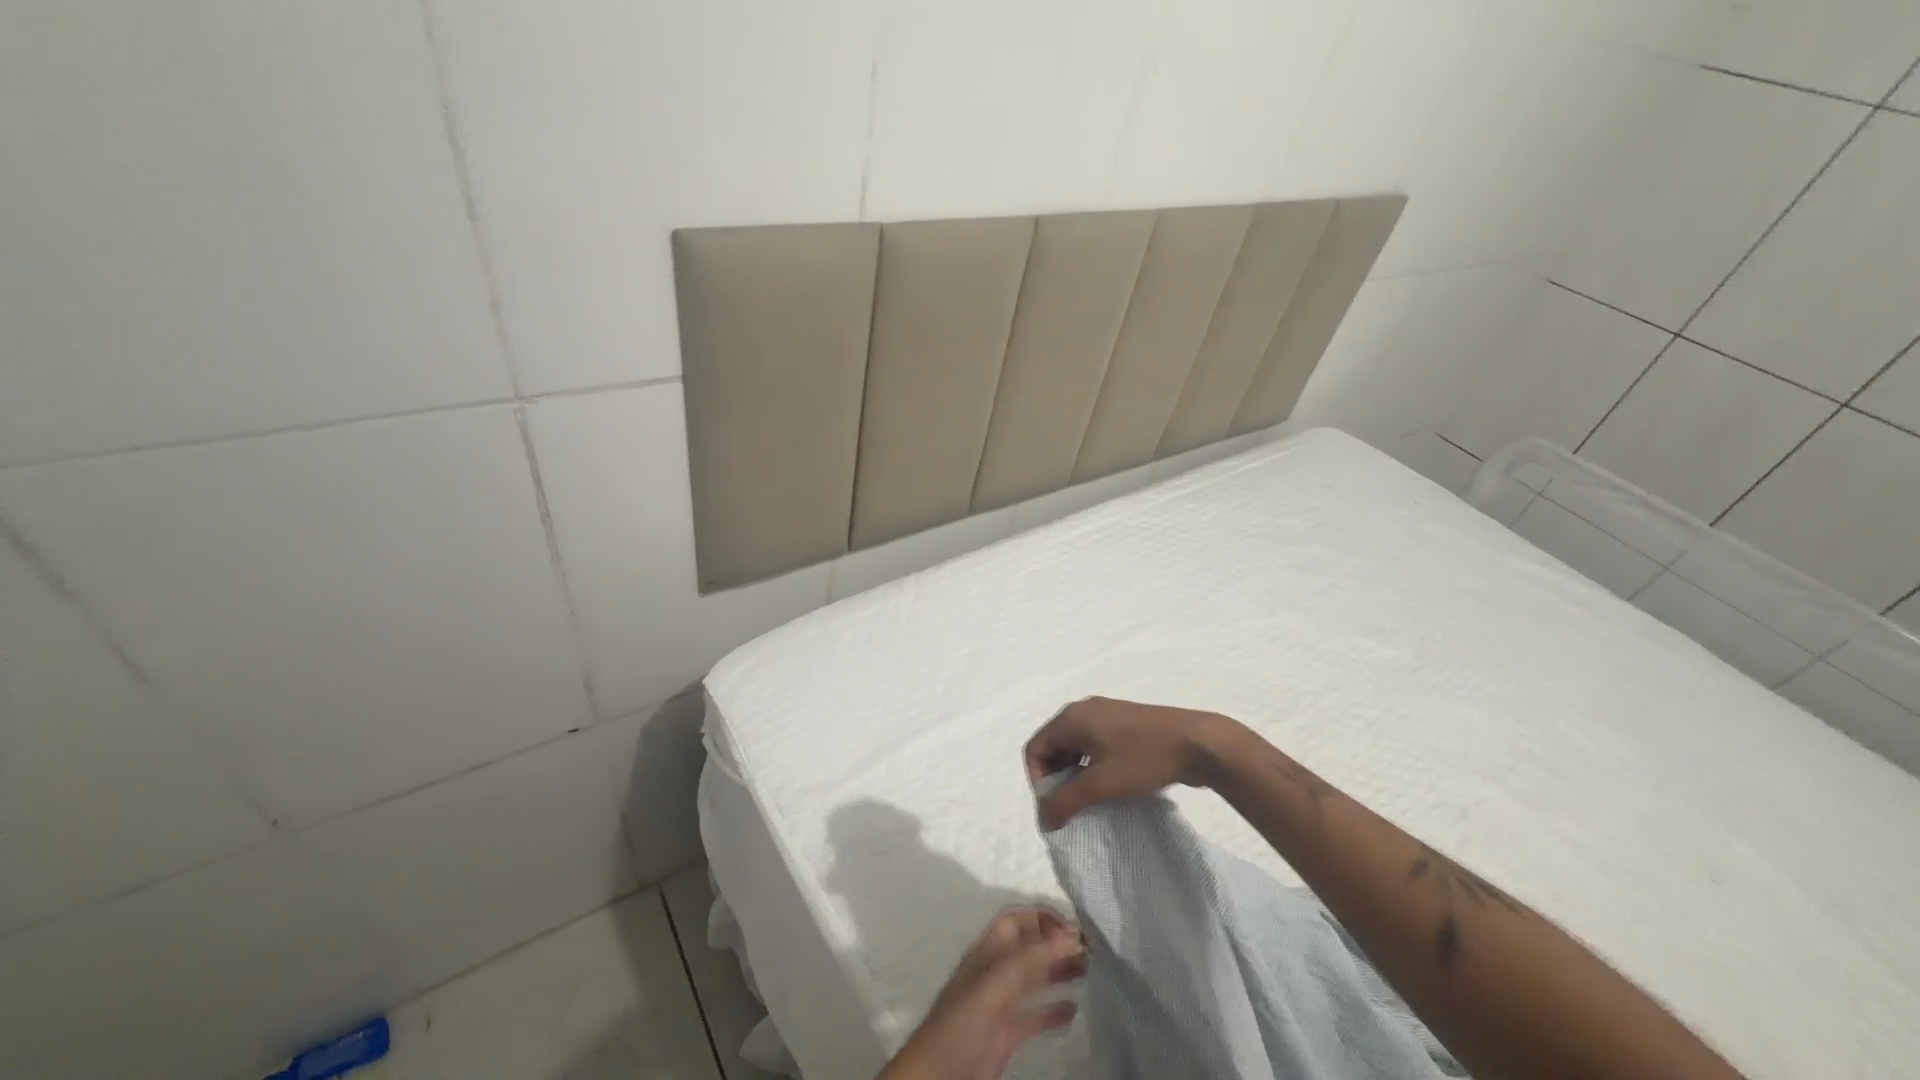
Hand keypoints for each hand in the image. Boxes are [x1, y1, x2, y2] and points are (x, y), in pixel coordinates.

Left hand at [877, 907, 1084, 1079]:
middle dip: (1057, 944)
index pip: (1016, 920)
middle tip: (1090, 951)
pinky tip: (1074, 1011)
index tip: (1074, 928)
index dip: (1042, 917)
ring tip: (1089, 972)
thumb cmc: (963, 1020)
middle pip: (1029, 947)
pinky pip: (1035, 1015)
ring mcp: (1001, 1002)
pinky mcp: (1007, 1032)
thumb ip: (1032, 957)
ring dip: (1060, 971)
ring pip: (1035, 978)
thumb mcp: (996, 982)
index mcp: (987, 952)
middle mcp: (995, 972)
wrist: (939, 1073)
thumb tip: (1073, 932)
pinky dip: (1055, 1011)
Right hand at [1024, 696, 1243, 829]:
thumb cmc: (1144, 759)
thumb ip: (1065, 802)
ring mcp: (1108, 715)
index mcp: (1072, 718)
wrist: (1200, 743)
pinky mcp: (1127, 725)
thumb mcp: (1100, 784)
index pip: (1035, 749)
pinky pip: (1097, 746)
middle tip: (1074, 807)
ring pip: (1077, 748)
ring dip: (1078, 776)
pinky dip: (1095, 767)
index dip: (1038, 781)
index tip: (1057, 806)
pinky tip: (1112, 787)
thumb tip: (1044, 820)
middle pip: (1054, 747)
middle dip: (1058, 779)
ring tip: (1094, 800)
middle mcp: (1085, 710)